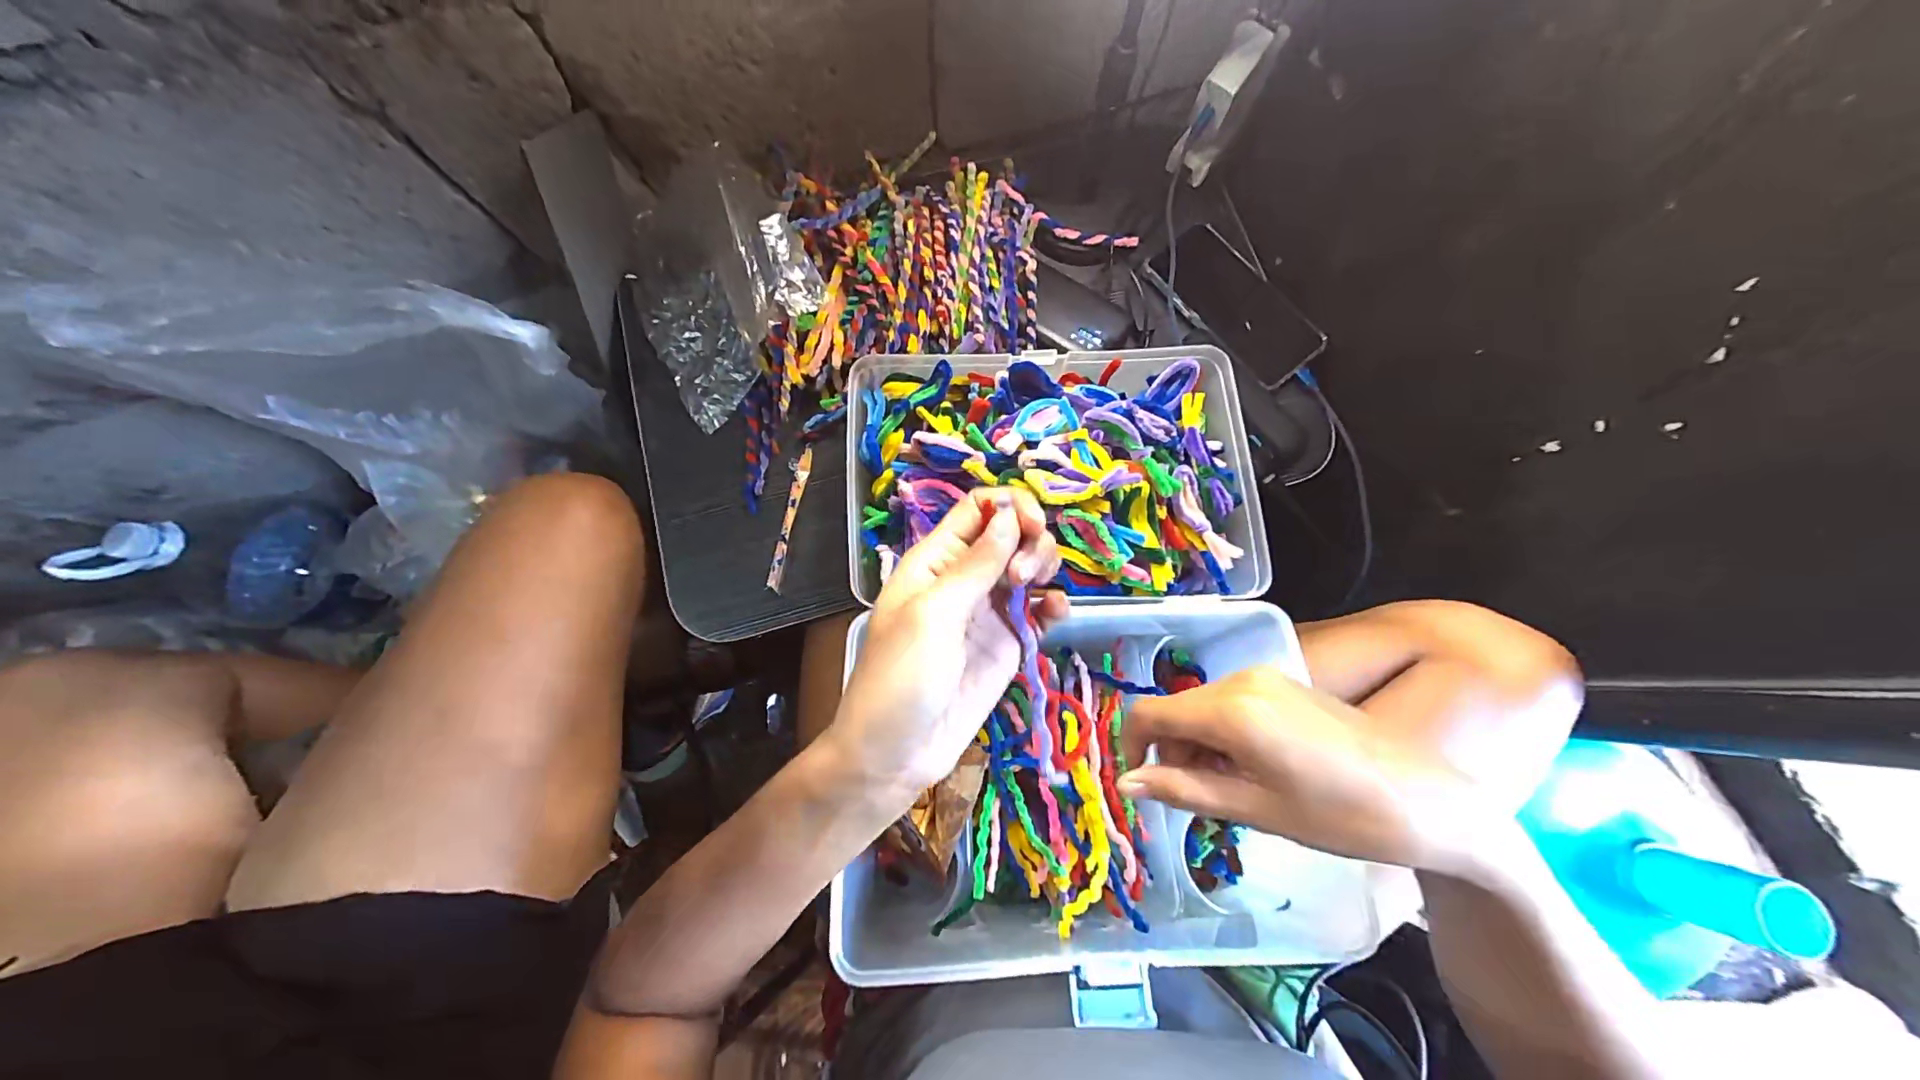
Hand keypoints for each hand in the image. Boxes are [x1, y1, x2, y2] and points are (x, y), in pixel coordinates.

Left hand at [824, 488, 1067, 804]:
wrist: (896, 753)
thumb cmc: (901, 677)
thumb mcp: (934, 614)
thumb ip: (976, 564)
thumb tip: (1009, 513)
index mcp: (936, 559)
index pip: (978, 508)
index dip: (1009, 506)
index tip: (1029, 527)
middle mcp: (965, 577)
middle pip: (1011, 532)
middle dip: (1030, 540)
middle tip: (1024, 575)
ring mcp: (989, 611)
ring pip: (1029, 567)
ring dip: (1044, 567)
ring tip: (1037, 595)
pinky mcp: (1008, 643)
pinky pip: (1038, 611)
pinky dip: (1054, 605)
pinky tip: (1055, 615)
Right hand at [1118, 665, 1507, 872]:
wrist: (1433, 803)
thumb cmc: (1342, 816)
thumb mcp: (1255, 810)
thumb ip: (1183, 789)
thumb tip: (1125, 783)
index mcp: (1231, 708)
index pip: (1150, 714)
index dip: (1131, 746)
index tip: (1141, 786)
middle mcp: (1242, 679)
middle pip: (1176, 710)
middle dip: (1172, 753)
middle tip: (1199, 802)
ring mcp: (1266, 677)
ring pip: (1202, 708)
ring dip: (1200, 748)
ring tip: (1235, 792)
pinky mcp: (1285, 684)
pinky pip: (1231, 704)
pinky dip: (1225, 736)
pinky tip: (1256, 770)